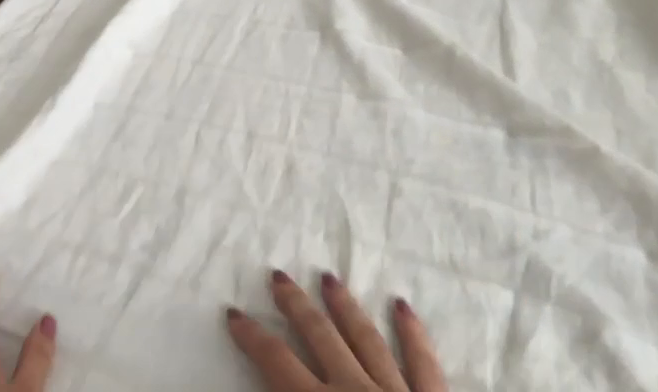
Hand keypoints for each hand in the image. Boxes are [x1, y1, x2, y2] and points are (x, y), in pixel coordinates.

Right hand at [226, 270, 446, 391]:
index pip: (276, 361)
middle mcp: (353, 390)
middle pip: (319, 335)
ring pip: (366, 339)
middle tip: (279, 276)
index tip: (233, 312)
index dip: (251, 336)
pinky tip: (403, 306)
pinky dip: (413, 334)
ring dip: (345, 307)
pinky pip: (424, 364)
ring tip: (330, 278)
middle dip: (296, 304)